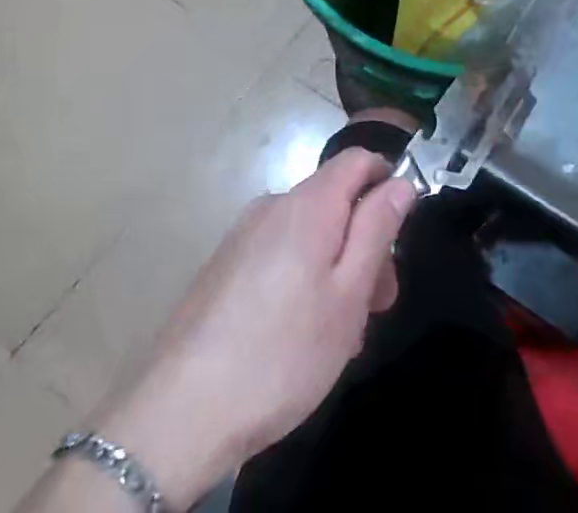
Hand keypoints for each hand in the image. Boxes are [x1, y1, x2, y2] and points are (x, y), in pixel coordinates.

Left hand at [89, 147, 416, 502]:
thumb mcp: (349, 293)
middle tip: (378, 305)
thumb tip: (400, 184)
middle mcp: (270, 208)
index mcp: (306, 205)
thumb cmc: (282, 352)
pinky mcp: (222, 270)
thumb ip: (378, 228)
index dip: (388, 184)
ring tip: (342, 333)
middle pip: (335, 202)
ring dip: (337, 269)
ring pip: (310, 235)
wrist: (177, 417)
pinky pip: (280, 257)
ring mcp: (241, 239)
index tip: (399, 235)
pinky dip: (304, 281)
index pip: (358, 160)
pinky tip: (301, 336)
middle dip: (366, 242)